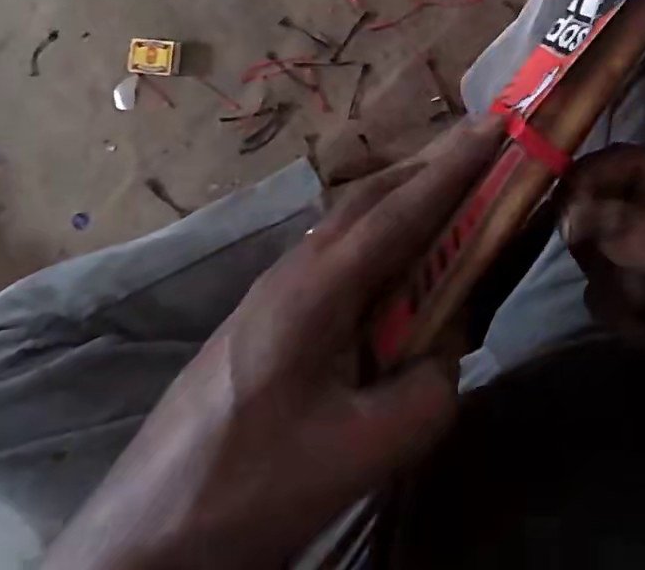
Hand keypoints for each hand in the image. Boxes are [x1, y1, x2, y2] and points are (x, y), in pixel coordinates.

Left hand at [45, 116, 504, 569]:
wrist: (150, 520)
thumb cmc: (250, 482)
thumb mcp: (355, 454)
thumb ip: (422, 397)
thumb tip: (446, 354)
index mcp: (314, 287)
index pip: (397, 212)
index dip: (451, 168)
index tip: (493, 124)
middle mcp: (294, 268)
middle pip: (370, 200)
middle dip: (429, 167)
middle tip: (481, 143)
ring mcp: (277, 287)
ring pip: (350, 223)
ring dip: (402, 198)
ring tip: (450, 188)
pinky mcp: (271, 312)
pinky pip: (338, 254)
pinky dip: (380, 238)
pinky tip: (398, 259)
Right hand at [557, 145, 644, 428]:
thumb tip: (574, 212)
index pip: (620, 164)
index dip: (587, 180)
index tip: (566, 217)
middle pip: (595, 206)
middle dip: (595, 243)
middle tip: (617, 277)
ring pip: (591, 252)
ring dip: (607, 285)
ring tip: (642, 314)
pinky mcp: (639, 304)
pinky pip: (597, 293)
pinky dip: (612, 315)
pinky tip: (644, 338)